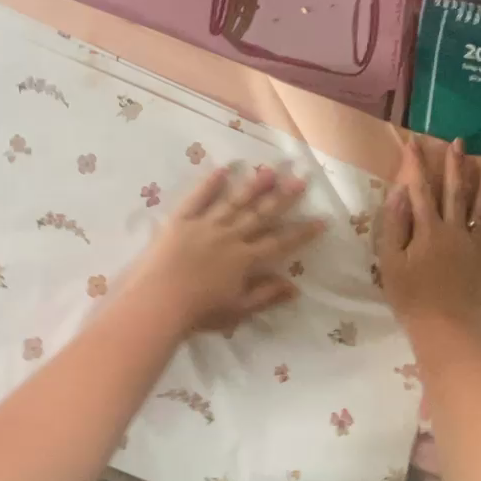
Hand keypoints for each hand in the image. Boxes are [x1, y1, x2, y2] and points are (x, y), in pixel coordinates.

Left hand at [126, 166, 325, 334]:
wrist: (159, 300)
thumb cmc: (199, 311)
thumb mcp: (238, 310)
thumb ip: (266, 295)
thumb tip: (295, 285)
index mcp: (244, 259)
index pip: (278, 243)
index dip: (301, 232)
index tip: (321, 220)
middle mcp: (229, 236)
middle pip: (259, 214)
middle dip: (282, 198)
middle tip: (300, 180)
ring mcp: (205, 224)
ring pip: (234, 201)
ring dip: (253, 185)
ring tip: (269, 170)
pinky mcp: (181, 219)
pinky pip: (198, 197)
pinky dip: (210, 183)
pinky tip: (222, 169)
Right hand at [378, 136, 480, 346]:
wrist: (445, 333)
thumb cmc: (410, 297)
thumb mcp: (390, 260)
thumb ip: (395, 224)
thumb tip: (400, 192)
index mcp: (428, 230)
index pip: (420, 189)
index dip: (416, 165)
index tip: (413, 142)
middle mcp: (456, 233)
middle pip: (456, 194)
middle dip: (456, 167)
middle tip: (459, 143)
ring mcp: (477, 252)